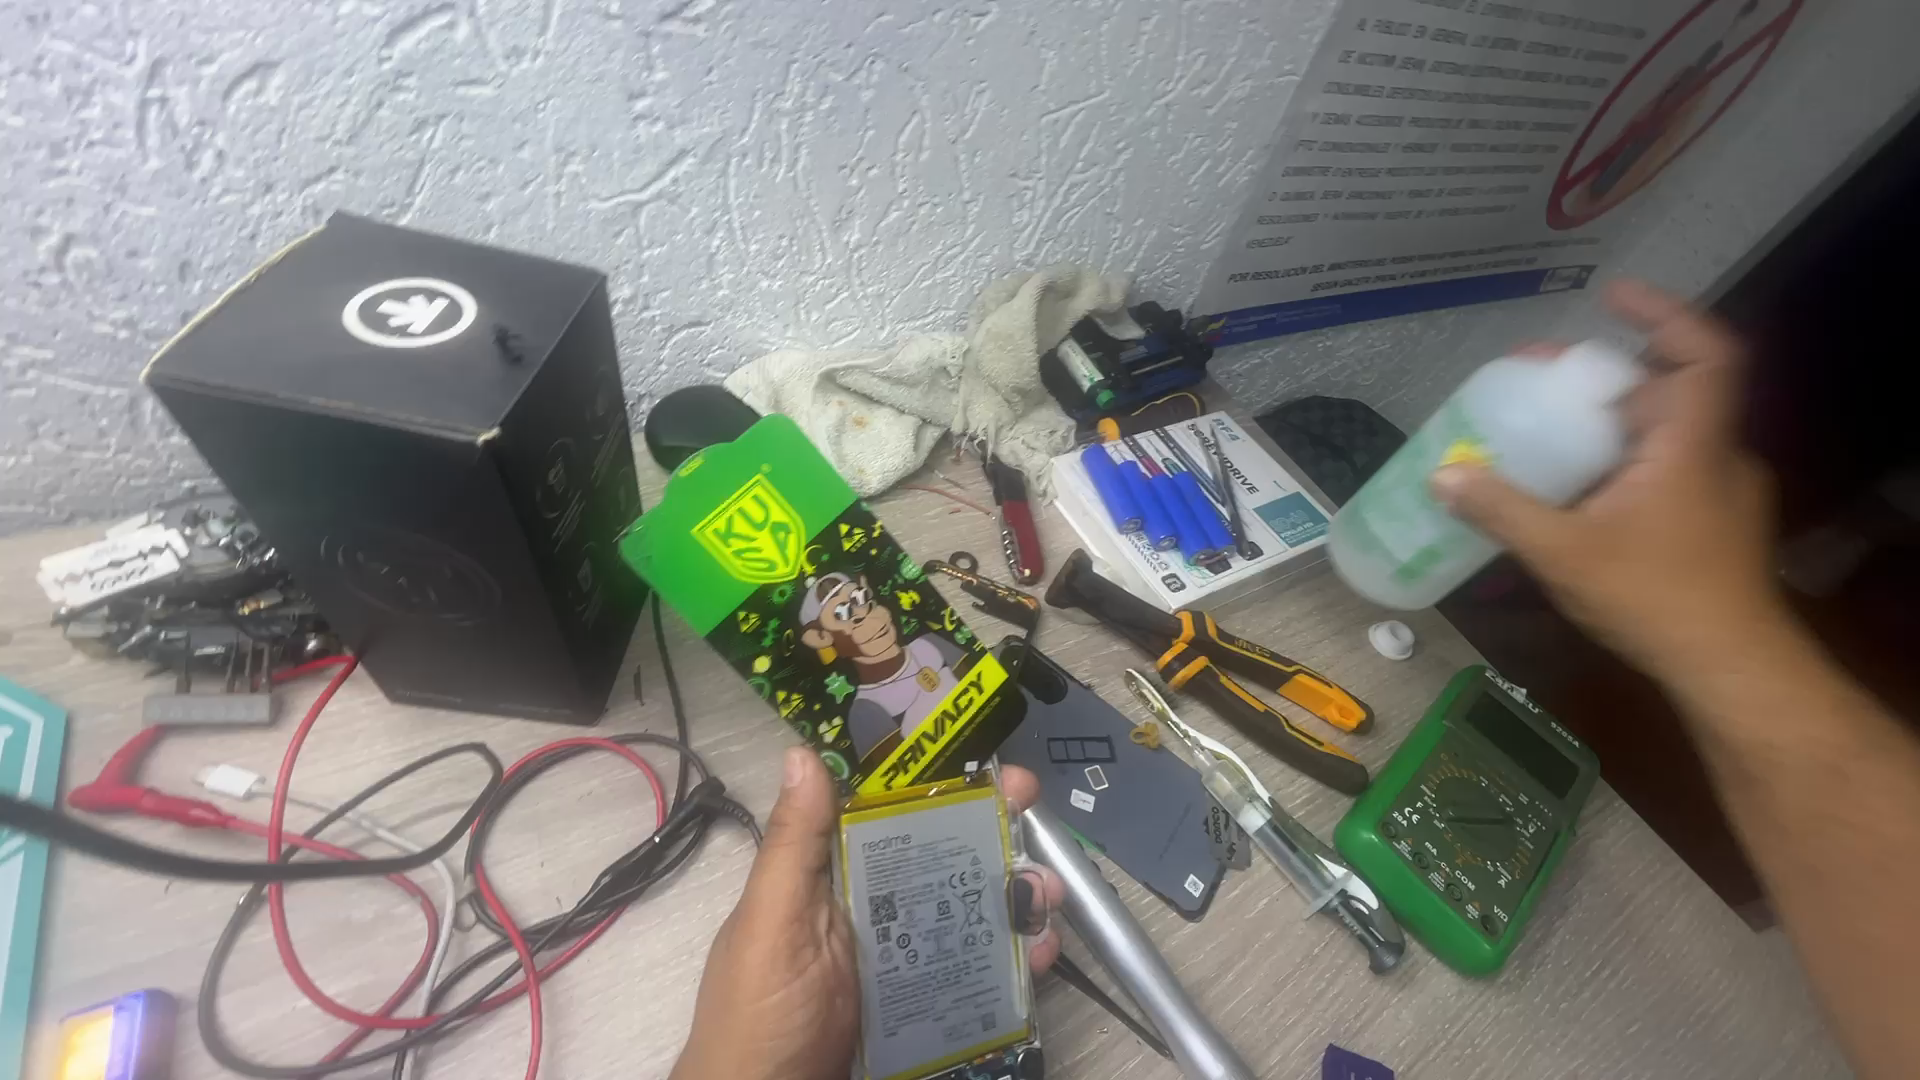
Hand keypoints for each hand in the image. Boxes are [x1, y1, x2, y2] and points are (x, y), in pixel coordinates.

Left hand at [670, 751, 1062, 1079]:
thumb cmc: (761, 1008)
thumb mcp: (772, 920)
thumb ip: (794, 842)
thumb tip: (803, 752)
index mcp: (838, 870)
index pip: (896, 810)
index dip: (943, 784)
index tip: (990, 768)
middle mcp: (877, 901)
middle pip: (946, 852)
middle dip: (994, 827)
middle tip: (1033, 810)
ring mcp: (906, 950)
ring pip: (972, 904)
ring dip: (1016, 889)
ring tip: (1046, 893)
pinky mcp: (928, 997)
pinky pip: (979, 964)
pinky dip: (1016, 953)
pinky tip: (1042, 950)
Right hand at [1430, 280, 1784, 679]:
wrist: (1725, 663)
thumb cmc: (1652, 596)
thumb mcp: (1560, 550)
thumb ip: (1500, 509)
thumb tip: (1442, 475)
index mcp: (1691, 447)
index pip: (1704, 357)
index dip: (1664, 316)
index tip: (1610, 297)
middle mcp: (1709, 457)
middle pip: (1661, 392)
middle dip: (1596, 377)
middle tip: (1530, 378)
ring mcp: (1708, 491)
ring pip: (1653, 434)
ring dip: (1597, 421)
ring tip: (1533, 427)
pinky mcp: (1698, 521)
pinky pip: (1649, 468)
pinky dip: (1605, 459)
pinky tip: (1561, 485)